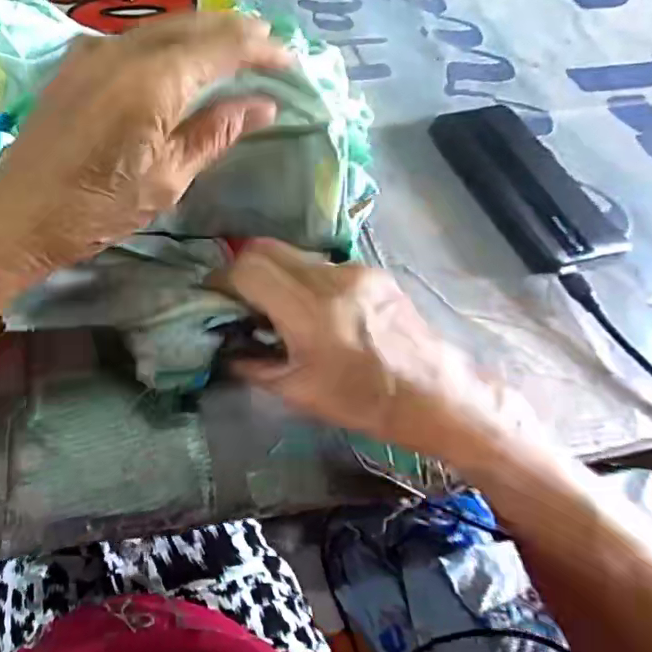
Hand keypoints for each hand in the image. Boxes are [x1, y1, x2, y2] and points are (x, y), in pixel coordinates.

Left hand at [0, 12, 289, 312]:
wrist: (16, 219)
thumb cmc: (94, 211)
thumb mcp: (165, 181)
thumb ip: (214, 133)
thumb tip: (262, 106)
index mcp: (152, 80)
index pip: (223, 45)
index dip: (262, 50)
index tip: (290, 62)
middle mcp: (121, 52)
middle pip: (191, 25)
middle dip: (234, 33)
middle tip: (267, 50)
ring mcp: (89, 54)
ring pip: (158, 28)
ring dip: (198, 34)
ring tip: (229, 52)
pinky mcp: (70, 68)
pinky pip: (128, 40)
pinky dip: (161, 43)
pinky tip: (172, 61)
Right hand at [222, 239, 540, 465]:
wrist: (439, 398)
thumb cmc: (362, 402)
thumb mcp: (295, 391)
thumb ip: (250, 363)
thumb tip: (221, 346)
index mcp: (309, 312)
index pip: (247, 269)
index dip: (221, 279)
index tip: (212, 296)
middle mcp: (331, 279)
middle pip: (264, 248)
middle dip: (240, 268)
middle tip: (236, 297)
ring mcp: (355, 271)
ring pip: (292, 254)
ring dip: (272, 272)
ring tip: (273, 306)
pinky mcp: (372, 272)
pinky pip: (320, 264)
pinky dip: (301, 279)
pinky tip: (310, 308)